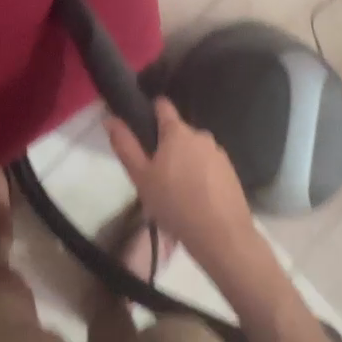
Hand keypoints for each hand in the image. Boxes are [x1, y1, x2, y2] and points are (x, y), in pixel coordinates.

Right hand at [105, 98, 258, 267]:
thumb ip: (125, 145)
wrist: (221, 236)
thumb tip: (110, 119)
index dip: (151, 111)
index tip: (143, 128)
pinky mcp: (231, 172)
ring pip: (194, 151)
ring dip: (185, 163)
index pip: (163, 105)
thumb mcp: (141, 177)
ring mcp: (219, 153)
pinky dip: (201, 177)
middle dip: (167, 147)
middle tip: (156, 176)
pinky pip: (209, 167)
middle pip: (178, 133)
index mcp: (177, 132)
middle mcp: (200, 135)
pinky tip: (196, 201)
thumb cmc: (175, 203)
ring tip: (177, 194)